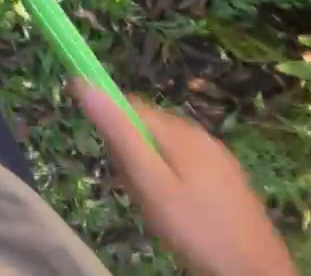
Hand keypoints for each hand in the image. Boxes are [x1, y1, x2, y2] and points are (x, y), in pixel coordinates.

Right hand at [76, 82, 296, 275]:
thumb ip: (117, 132)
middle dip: (132, 154)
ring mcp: (218, 157)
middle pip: (145, 127)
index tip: (114, 160)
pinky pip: (184, 164)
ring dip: (149, 169)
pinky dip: (171, 180)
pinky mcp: (228, 179)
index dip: (111, 127)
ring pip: (163, 147)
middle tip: (138, 190)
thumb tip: (82, 82)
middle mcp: (200, 134)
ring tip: (157, 204)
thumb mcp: (149, 181)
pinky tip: (178, 210)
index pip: (127, 105)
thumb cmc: (196, 228)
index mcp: (180, 131)